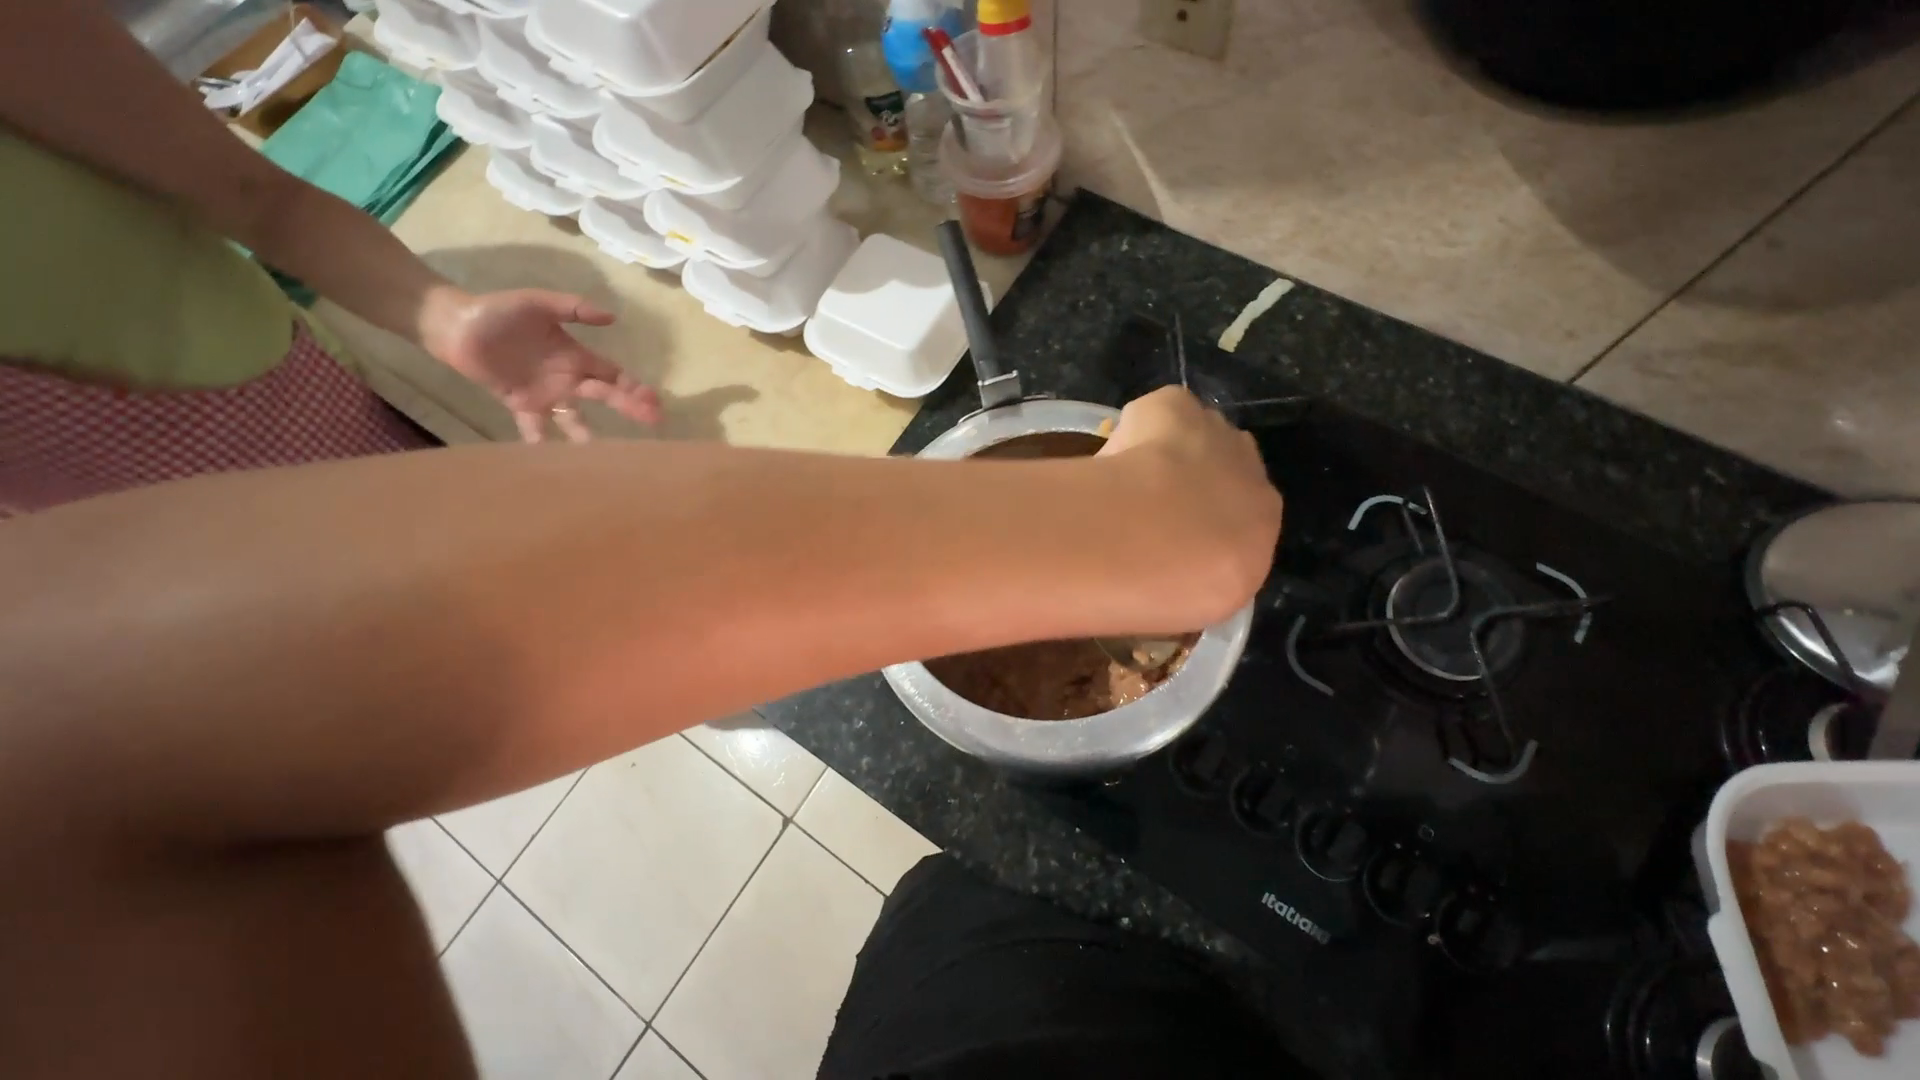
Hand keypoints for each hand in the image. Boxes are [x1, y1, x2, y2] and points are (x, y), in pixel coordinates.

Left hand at [421, 288, 661, 442]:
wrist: (455, 325)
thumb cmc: (498, 310)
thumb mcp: (539, 302)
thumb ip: (574, 308)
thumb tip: (613, 317)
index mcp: (576, 356)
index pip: (614, 375)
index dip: (635, 388)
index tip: (655, 403)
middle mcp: (566, 378)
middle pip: (605, 396)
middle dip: (630, 408)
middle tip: (654, 422)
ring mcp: (544, 394)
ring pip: (575, 418)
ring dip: (589, 434)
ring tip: (605, 455)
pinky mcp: (520, 404)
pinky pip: (536, 428)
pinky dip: (543, 443)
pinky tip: (552, 461)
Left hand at [1096, 386, 1283, 624]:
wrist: (1155, 542)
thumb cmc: (1181, 587)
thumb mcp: (1203, 598)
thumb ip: (1202, 574)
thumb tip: (1176, 574)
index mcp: (1262, 521)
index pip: (1243, 513)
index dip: (1207, 518)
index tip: (1175, 533)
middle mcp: (1250, 469)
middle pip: (1224, 465)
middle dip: (1192, 478)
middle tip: (1149, 505)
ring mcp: (1214, 431)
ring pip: (1194, 434)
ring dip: (1166, 450)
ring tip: (1125, 479)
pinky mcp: (1176, 406)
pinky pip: (1160, 411)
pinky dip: (1138, 426)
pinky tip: (1115, 453)